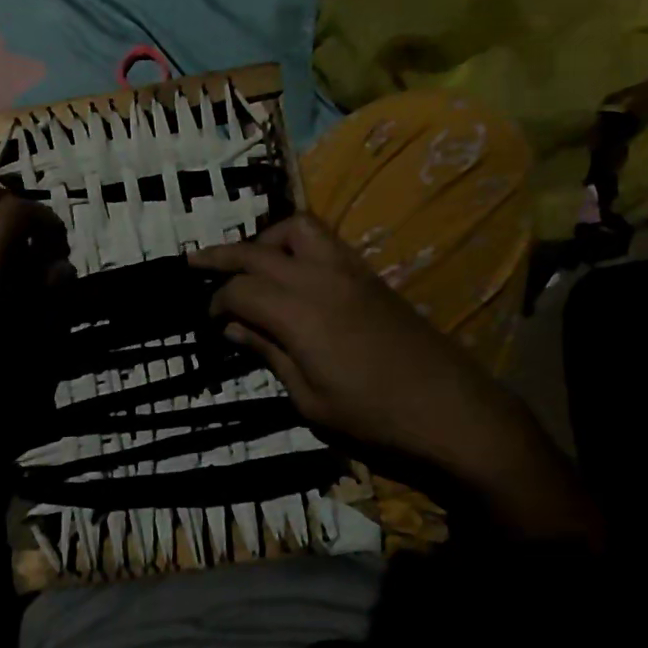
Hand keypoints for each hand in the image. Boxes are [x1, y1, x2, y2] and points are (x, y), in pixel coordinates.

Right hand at [189, 216, 500, 468]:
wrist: (453, 413)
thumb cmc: (375, 419)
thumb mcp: (310, 401)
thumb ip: (270, 354)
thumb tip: (234, 327)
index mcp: (300, 313)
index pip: (241, 289)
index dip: (217, 302)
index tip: (210, 320)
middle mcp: (321, 278)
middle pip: (259, 250)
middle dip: (222, 255)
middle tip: (194, 263)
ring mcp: (351, 271)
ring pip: (298, 228)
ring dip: (267, 238)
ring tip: (251, 261)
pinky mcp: (371, 276)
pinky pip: (326, 241)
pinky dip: (297, 243)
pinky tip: (292, 270)